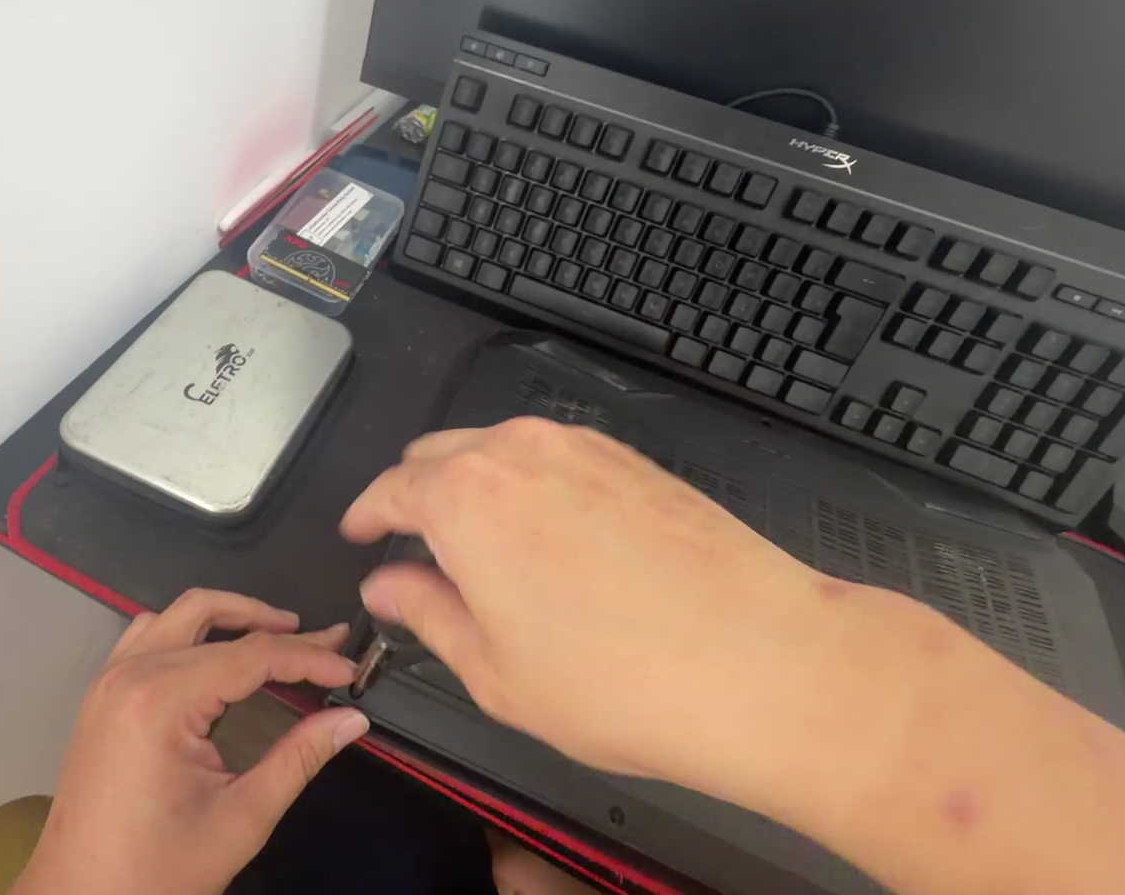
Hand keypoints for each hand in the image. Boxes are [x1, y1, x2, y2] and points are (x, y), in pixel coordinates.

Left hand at [13, 590, 370, 894]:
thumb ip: (299, 759)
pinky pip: (150, 631)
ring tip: (277, 635)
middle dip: (278, 630)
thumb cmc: (156, 874)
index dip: (309, 657)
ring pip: (182, 613)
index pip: (253, 655)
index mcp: (163, 701)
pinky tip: (214, 650)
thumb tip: (353, 720)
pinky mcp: (102, 691)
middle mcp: (132, 673)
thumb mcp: (240, 820)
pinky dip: (191, 628)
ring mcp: (111, 678)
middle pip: (219, 622)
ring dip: (232, 615)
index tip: (349, 669)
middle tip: (325, 645)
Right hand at [341, 417, 928, 815]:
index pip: (389, 489)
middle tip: (413, 545)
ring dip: (469, 484)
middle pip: (436, 455)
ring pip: (494, 448)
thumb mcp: (492, 668)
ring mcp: (577, 444)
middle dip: (413, 493)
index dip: (365, 514)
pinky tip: (545, 532)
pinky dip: (524, 482)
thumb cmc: (615, 680)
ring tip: (481, 543)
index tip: (359, 534)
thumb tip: (386, 586)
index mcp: (463, 496)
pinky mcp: (626, 455)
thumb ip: (424, 611)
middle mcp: (514, 450)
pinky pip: (549, 453)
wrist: (764, 661)